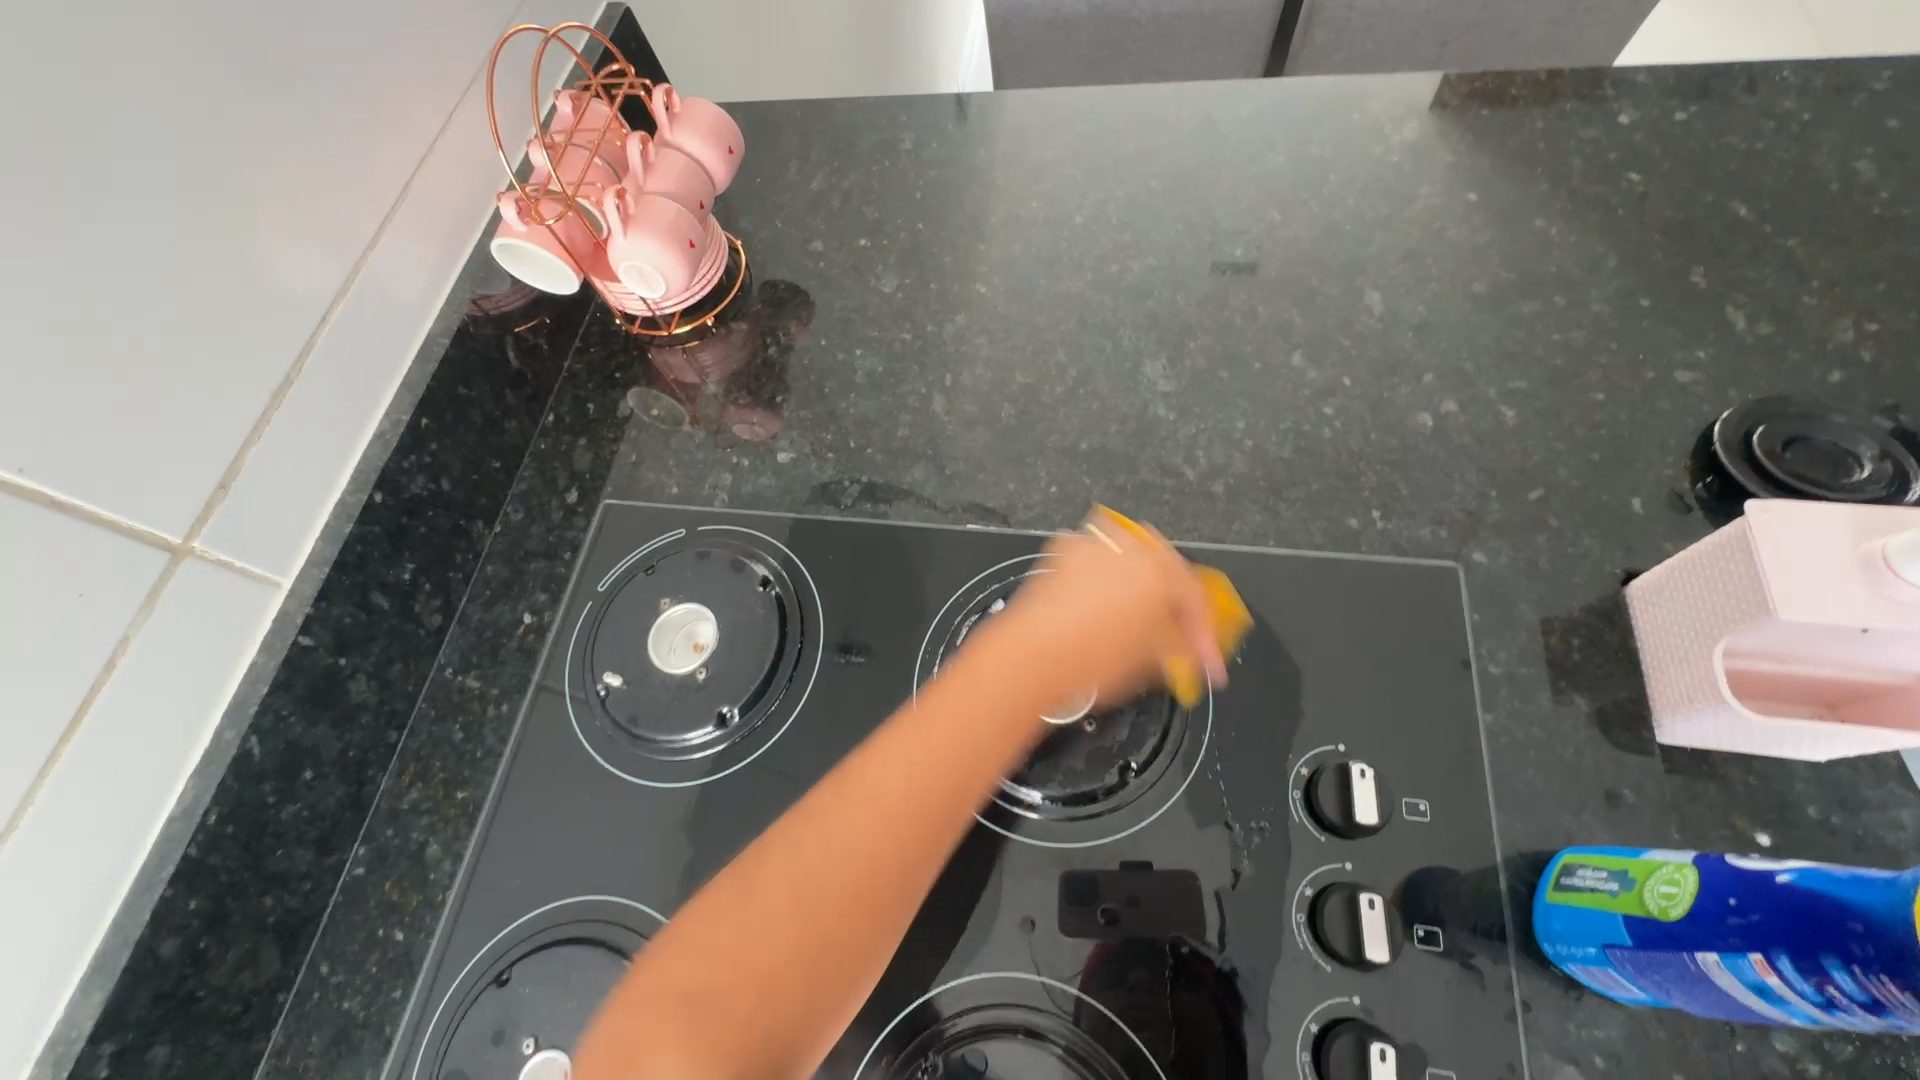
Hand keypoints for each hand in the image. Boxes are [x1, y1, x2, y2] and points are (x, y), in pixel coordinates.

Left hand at [987, 508, 1229, 709]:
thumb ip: (1178, 648)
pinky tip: (1100, 609)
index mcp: (1160, 570)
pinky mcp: (1060, 555)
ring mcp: (1091, 546)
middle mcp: (1127, 548)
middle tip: (1175, 636)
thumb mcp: (1151, 662)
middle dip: (1171, 603)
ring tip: (1137, 623)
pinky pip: (1092, 563)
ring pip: (1127, 560)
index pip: (1196, 598)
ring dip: (1137, 587)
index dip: (1204, 634)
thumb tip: (1185, 650)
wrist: (1029, 659)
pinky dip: (1102, 583)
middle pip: (1163, 571)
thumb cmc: (1088, 659)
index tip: (1206, 660)